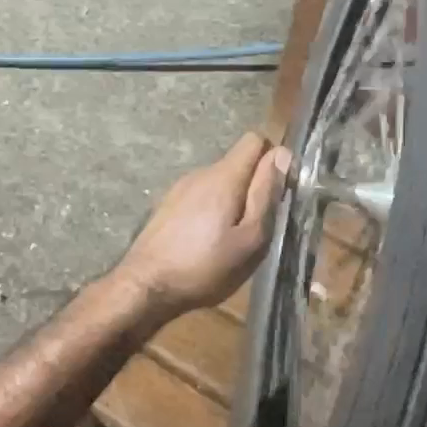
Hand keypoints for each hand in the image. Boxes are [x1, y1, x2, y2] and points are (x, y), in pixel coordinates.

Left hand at [115, 133, 289, 317]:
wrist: (145, 286)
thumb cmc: (204, 266)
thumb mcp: (250, 238)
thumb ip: (266, 193)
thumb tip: (282, 154)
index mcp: (224, 175)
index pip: (254, 140)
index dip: (272, 159)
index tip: (277, 191)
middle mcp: (201, 172)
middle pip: (238, 163)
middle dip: (253, 187)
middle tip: (254, 228)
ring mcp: (180, 187)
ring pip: (219, 182)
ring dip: (232, 201)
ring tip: (229, 240)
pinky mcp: (168, 204)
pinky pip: (201, 196)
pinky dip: (211, 211)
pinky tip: (205, 242)